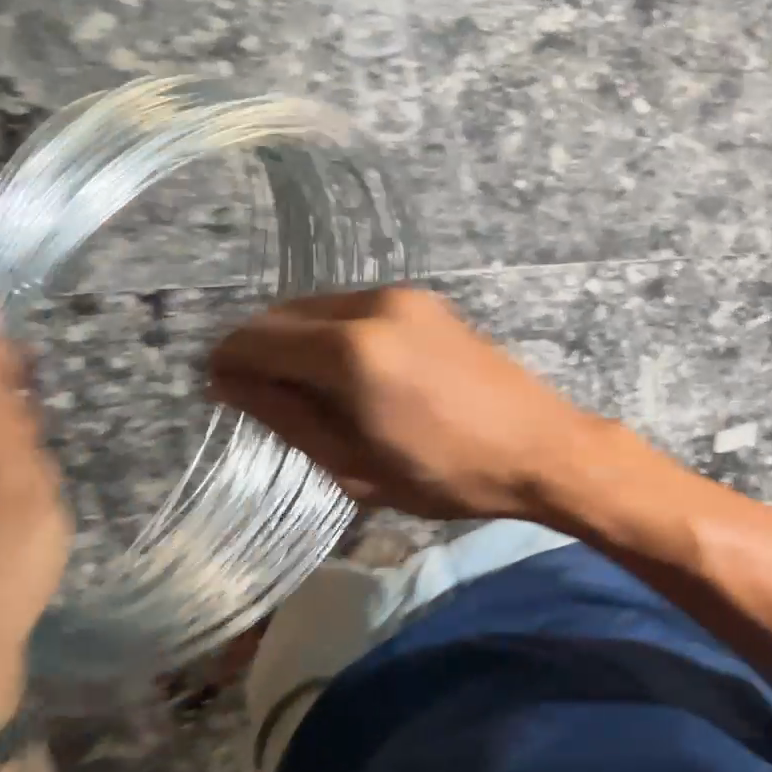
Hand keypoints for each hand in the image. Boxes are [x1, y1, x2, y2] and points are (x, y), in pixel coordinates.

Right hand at [209, 286, 613, 520]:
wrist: (542, 448)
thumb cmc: (451, 475)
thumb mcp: (357, 468)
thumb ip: (289, 419)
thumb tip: (232, 383)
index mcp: (349, 351)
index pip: (250, 340)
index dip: (229, 370)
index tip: (235, 402)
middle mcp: (373, 305)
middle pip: (282, 314)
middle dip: (264, 353)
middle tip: (279, 405)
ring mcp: (407, 297)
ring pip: (321, 307)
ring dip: (303, 342)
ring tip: (325, 396)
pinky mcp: (431, 301)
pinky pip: (359, 307)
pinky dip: (340, 334)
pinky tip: (361, 376)